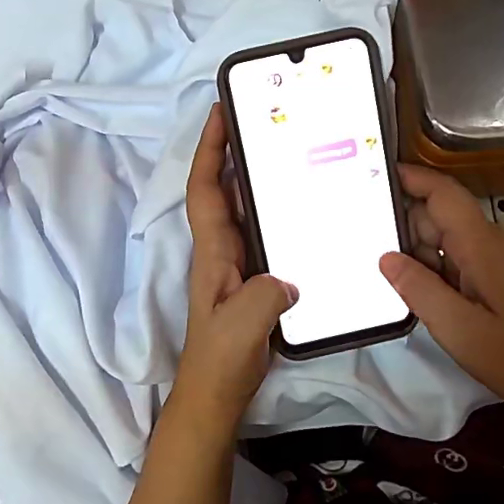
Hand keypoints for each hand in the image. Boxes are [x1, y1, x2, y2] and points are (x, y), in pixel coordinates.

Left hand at [176, 104, 297, 425]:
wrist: (216, 390)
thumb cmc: (221, 358)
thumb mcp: (242, 328)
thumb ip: (263, 299)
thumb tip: (287, 278)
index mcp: (213, 252)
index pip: (205, 190)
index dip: (209, 150)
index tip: (219, 112)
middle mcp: (220, 248)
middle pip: (219, 189)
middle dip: (229, 150)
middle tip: (259, 120)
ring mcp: (233, 262)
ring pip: (237, 206)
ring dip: (250, 174)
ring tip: (283, 149)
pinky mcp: (250, 276)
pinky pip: (257, 229)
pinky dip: (269, 207)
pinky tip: (298, 205)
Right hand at [378, 164, 503, 414]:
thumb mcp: (457, 328)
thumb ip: (418, 289)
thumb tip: (386, 257)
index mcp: (482, 247)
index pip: (445, 195)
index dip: (413, 178)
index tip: (376, 174)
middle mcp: (490, 244)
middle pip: (440, 215)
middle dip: (405, 227)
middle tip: (371, 251)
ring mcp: (494, 260)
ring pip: (444, 237)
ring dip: (417, 252)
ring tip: (393, 280)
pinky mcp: (494, 276)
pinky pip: (454, 258)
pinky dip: (431, 267)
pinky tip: (417, 292)